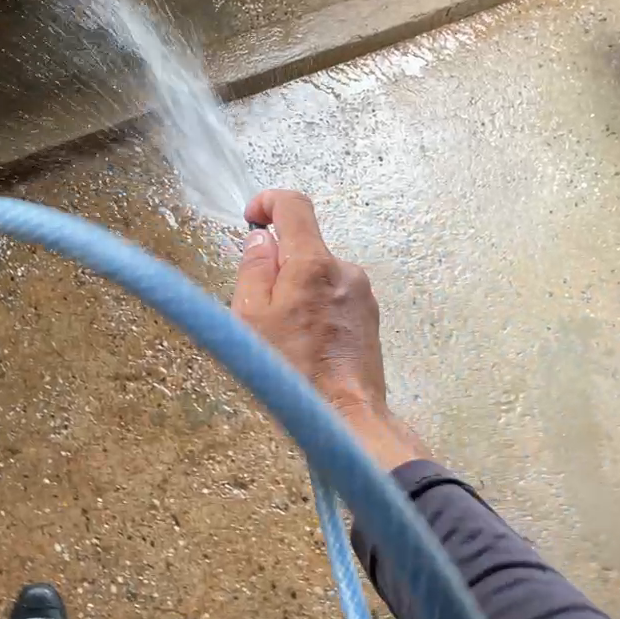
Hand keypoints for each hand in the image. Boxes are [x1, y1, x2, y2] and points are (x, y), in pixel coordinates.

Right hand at [232, 189, 426, 470]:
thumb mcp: (250, 317)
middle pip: (303, 244)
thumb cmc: (291, 370)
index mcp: (312, 263)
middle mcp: (344, 270)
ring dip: (295, 288)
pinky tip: (304, 343)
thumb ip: (253, 270)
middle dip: (276, 263)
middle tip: (258, 304)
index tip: (252, 219)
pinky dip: (313, 305)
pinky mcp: (369, 316)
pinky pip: (333, 295)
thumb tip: (260, 243)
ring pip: (317, 272)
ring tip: (282, 333)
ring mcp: (361, 293)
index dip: (268, 202)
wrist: (346, 416)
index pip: (294, 205)